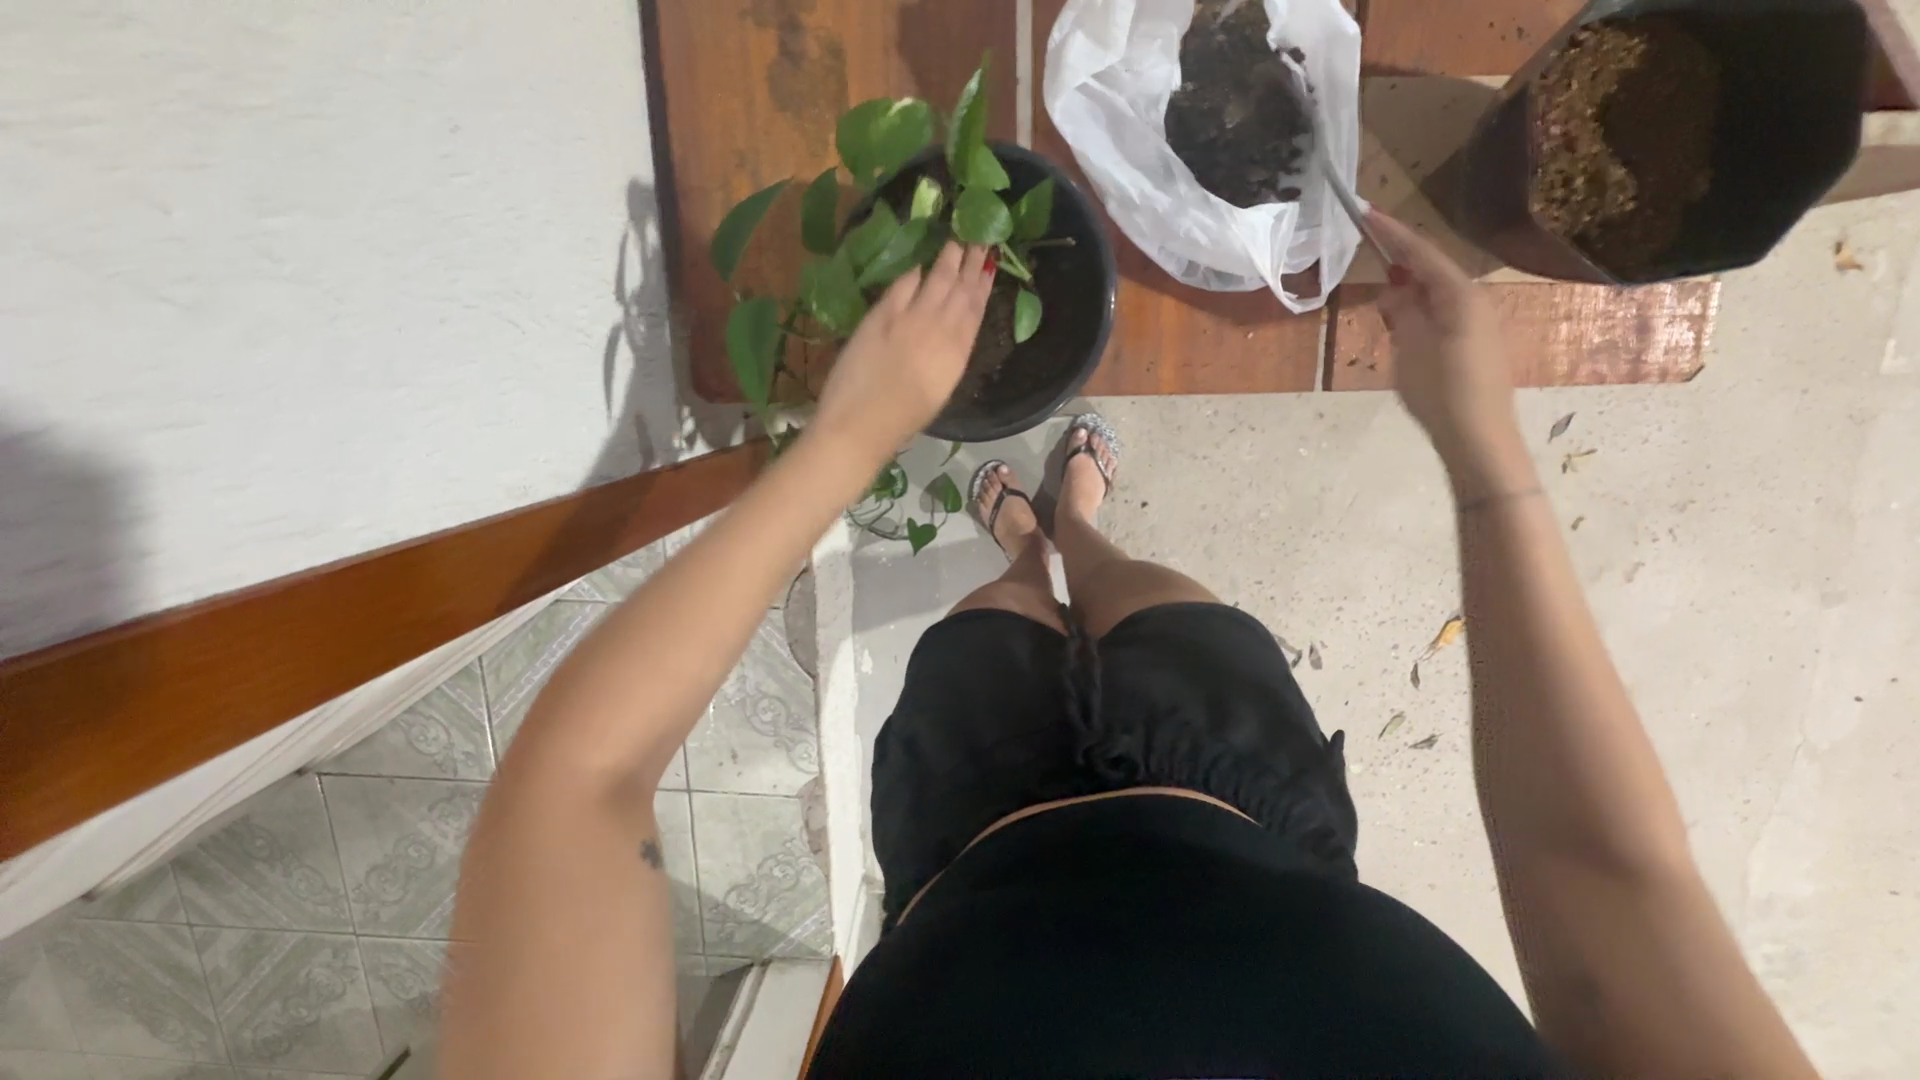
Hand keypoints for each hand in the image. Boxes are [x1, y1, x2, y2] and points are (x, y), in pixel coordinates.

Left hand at [812, 242, 994, 460]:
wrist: (862, 425)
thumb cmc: (900, 422)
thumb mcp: (936, 393)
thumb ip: (945, 360)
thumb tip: (948, 336)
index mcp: (957, 356)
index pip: (975, 311)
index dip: (982, 285)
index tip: (989, 265)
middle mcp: (940, 332)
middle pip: (959, 290)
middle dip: (970, 263)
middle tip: (978, 238)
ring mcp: (911, 320)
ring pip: (936, 281)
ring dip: (947, 260)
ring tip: (956, 241)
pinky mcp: (881, 316)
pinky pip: (903, 286)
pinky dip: (913, 274)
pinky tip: (919, 264)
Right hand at [1368, 210, 1524, 486]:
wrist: (1478, 437)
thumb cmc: (1442, 392)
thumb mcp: (1410, 348)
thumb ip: (1401, 312)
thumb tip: (1394, 288)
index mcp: (1460, 296)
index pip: (1422, 254)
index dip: (1394, 233)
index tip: (1368, 212)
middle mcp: (1475, 302)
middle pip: (1432, 271)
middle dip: (1400, 263)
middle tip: (1369, 252)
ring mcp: (1478, 325)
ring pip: (1436, 295)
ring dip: (1407, 292)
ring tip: (1380, 298)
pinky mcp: (1475, 345)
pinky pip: (1442, 315)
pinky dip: (1418, 311)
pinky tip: (1401, 325)